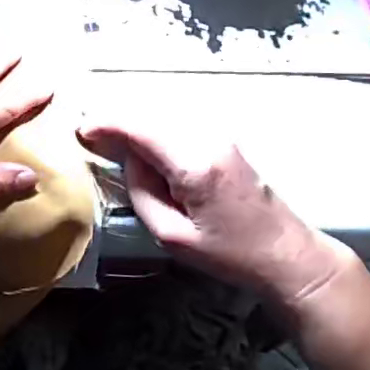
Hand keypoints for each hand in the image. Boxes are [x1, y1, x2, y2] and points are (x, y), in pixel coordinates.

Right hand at [77, 122, 363, 321]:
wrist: (287, 254)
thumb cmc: (231, 254)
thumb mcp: (173, 237)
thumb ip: (142, 194)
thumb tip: (131, 161)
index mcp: (194, 164)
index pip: (141, 128)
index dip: (107, 124)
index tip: (82, 130)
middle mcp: (209, 139)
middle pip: (151, 114)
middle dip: (118, 121)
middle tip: (91, 134)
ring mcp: (221, 136)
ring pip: (164, 115)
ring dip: (137, 124)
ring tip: (112, 140)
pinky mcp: (225, 141)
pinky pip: (179, 124)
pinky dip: (155, 128)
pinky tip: (143, 146)